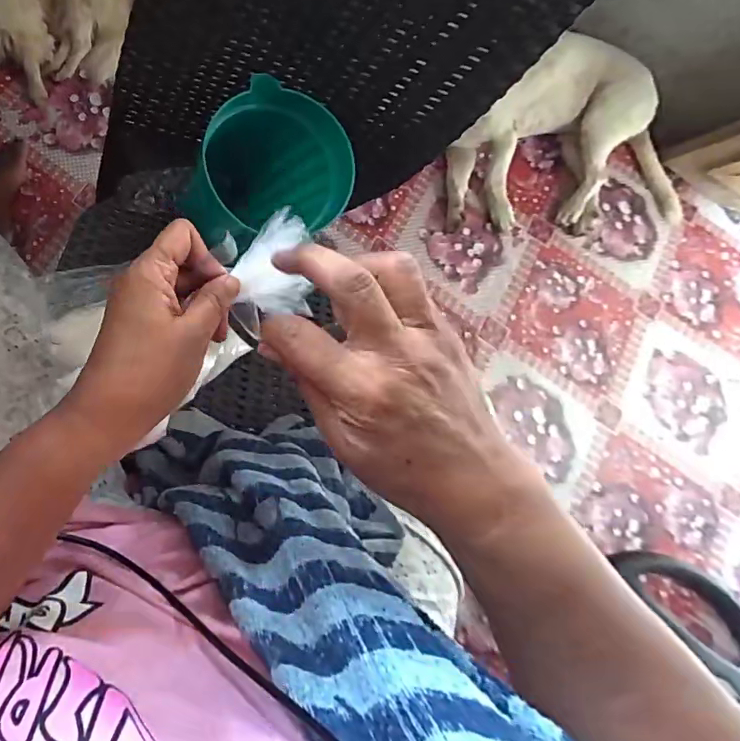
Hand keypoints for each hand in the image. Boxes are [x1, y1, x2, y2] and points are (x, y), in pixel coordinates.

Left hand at [63, 219, 239, 450]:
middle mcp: (137, 279)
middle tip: (223, 324)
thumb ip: (215, 300)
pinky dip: (187, 319)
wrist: (106, 414)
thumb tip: (230, 279)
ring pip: (178, 286)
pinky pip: (167, 306)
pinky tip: (199, 344)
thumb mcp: (193, 334)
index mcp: (147, 272)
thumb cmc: (151, 372)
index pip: (182, 234)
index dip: (208, 255)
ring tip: (215, 339)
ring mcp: (134, 301)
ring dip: (202, 306)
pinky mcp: (134, 322)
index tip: (219, 290)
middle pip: (183, 261)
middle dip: (209, 285)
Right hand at [259, 246, 546, 535]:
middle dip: (309, 259)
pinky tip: (365, 298)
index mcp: (362, 389)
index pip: (301, 337)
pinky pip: (412, 286)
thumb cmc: (400, 469)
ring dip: (354, 260)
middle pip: (353, 281)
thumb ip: (305, 383)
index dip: (272, 324)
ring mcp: (428, 336)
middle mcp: (397, 352)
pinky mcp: (446, 330)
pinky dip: (380, 279)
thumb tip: (271, 344)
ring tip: (333, 272)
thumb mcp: (339, 438)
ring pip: (393, 268)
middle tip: (282, 260)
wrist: (476, 481)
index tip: (263, 323)